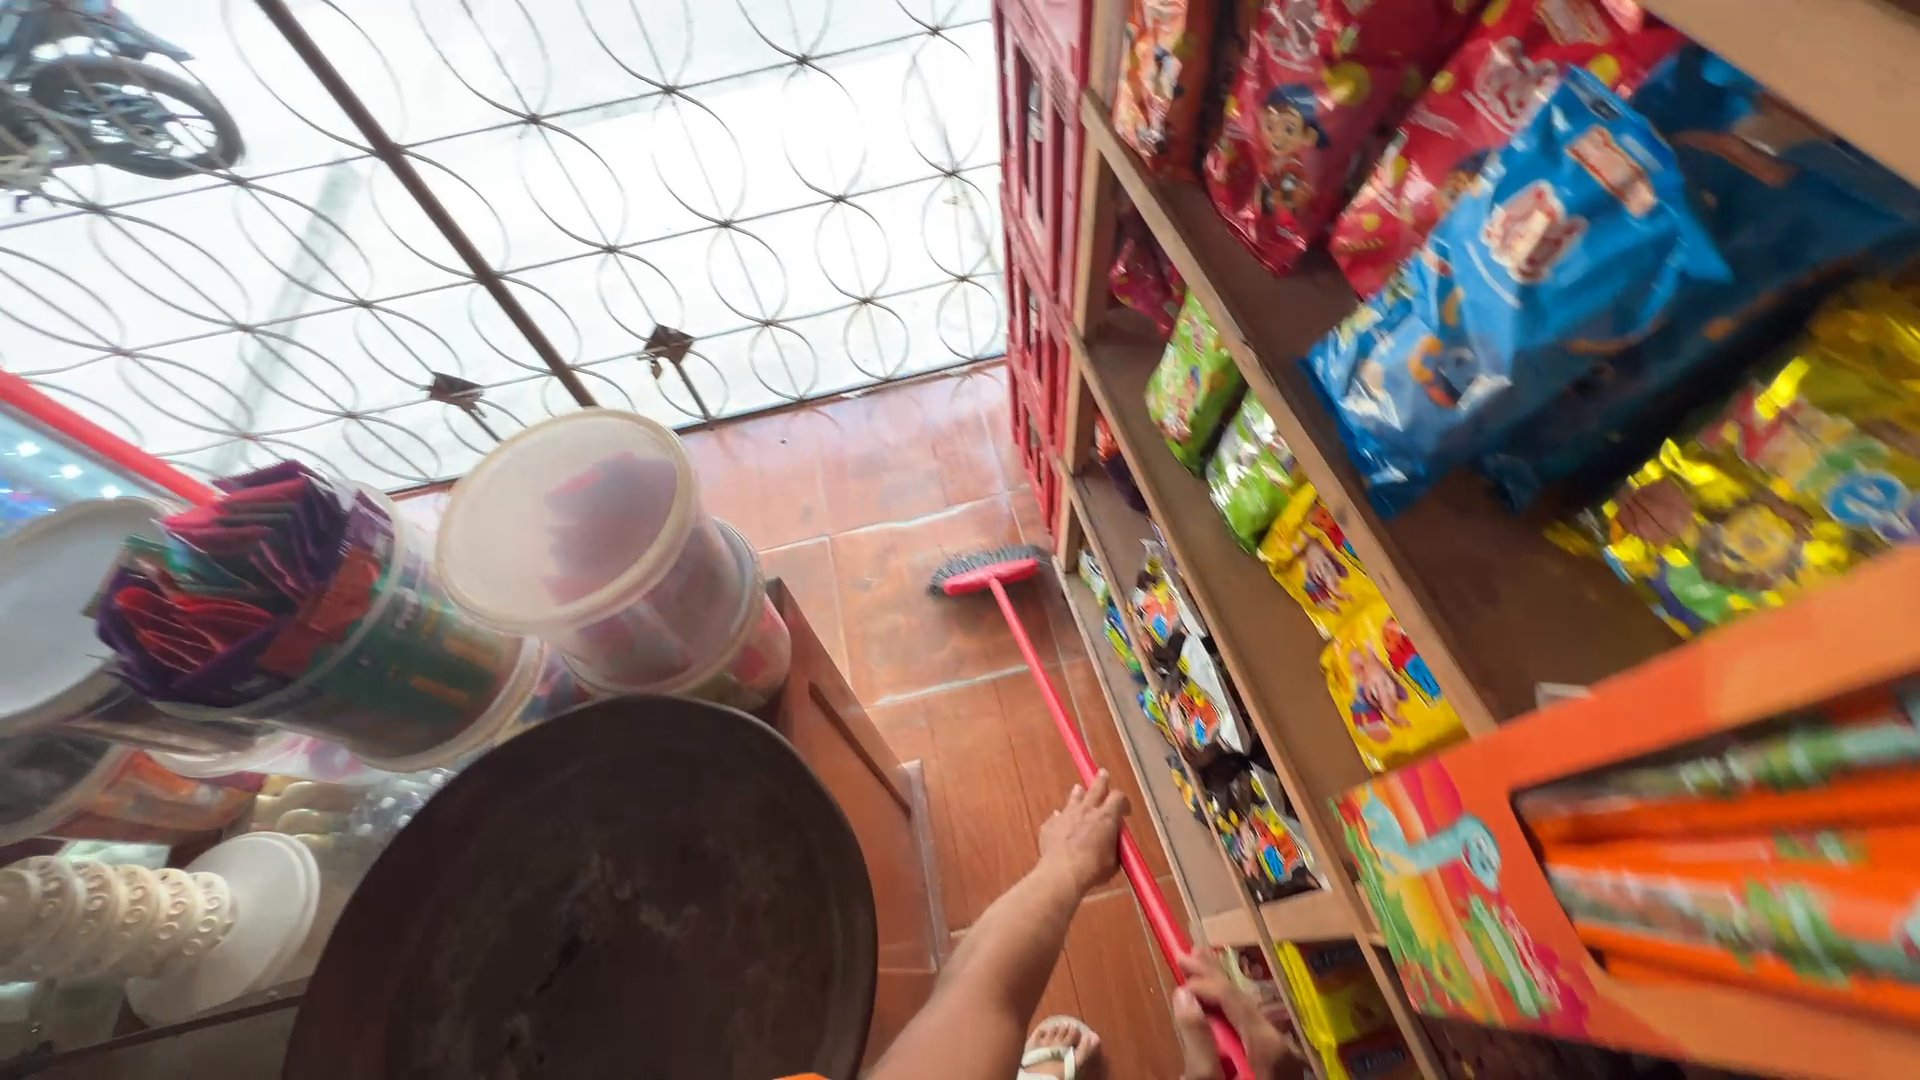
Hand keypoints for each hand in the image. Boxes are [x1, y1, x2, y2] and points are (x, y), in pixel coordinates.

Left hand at [1037, 771, 1127, 894]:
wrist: (1062, 873)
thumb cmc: (1094, 869)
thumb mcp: (1114, 860)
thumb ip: (1114, 845)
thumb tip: (1112, 839)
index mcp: (1106, 817)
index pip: (1118, 797)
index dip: (1123, 801)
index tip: (1125, 810)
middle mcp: (1086, 810)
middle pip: (1096, 787)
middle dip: (1101, 780)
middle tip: (1103, 773)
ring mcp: (1066, 814)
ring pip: (1074, 798)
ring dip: (1078, 795)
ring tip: (1078, 790)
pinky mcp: (1050, 824)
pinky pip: (1057, 817)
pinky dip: (1061, 819)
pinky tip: (1060, 822)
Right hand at [1171, 950, 1303, 1079]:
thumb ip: (1198, 1042)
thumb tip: (1183, 994)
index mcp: (1268, 1044)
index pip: (1232, 997)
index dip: (1204, 980)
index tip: (1178, 968)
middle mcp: (1281, 1043)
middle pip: (1242, 1000)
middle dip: (1213, 975)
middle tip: (1189, 950)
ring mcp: (1283, 1056)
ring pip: (1247, 1013)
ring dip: (1221, 989)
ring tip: (1203, 964)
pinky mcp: (1279, 1067)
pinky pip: (1251, 1029)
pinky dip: (1231, 1010)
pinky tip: (1218, 1004)